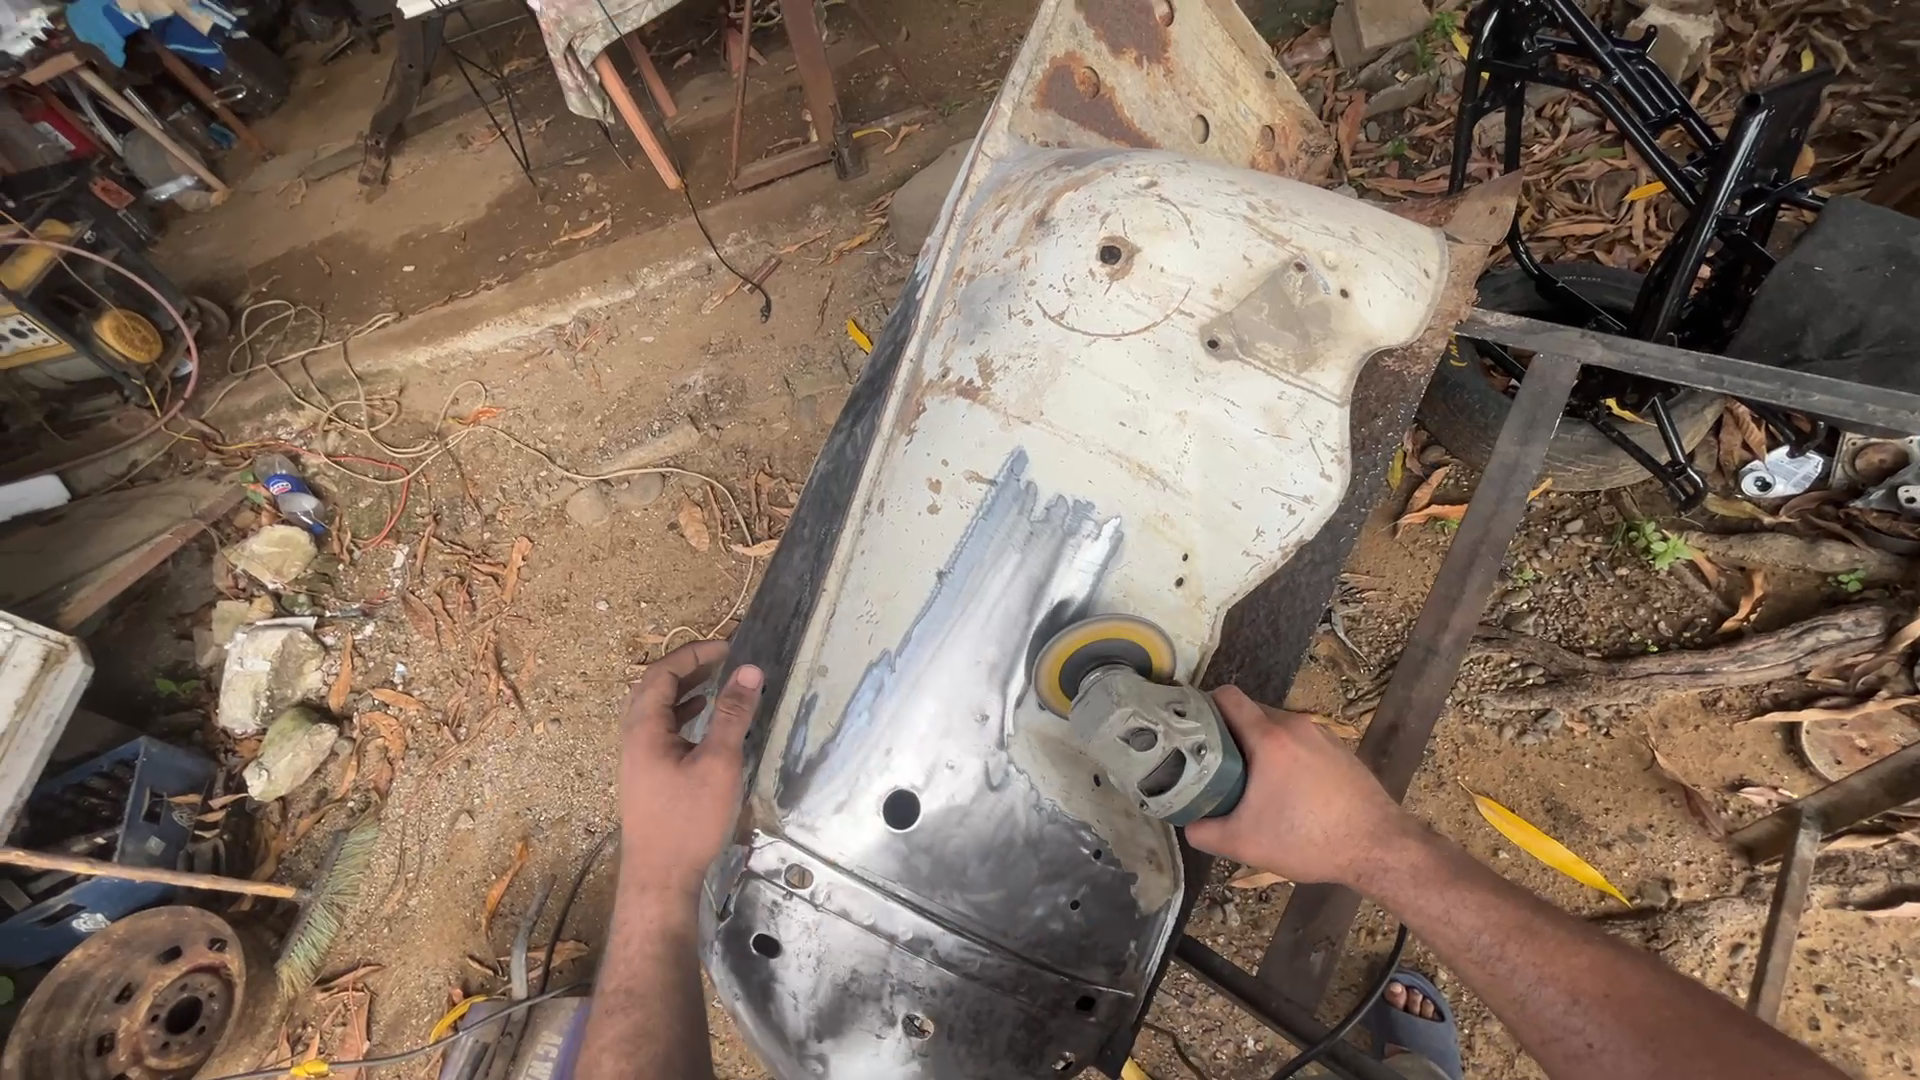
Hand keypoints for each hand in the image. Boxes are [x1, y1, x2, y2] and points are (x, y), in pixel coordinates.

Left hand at [617, 640, 763, 899]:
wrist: (660, 879)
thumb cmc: (688, 819)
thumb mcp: (718, 762)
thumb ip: (733, 714)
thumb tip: (749, 670)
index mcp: (644, 729)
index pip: (661, 673)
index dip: (693, 654)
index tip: (727, 646)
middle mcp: (634, 738)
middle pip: (653, 687)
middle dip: (687, 666)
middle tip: (722, 657)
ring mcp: (638, 758)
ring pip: (655, 708)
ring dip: (684, 688)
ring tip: (716, 680)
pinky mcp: (648, 775)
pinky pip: (661, 728)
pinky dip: (683, 713)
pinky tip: (703, 718)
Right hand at [1185, 687, 1416, 887]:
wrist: (1381, 849)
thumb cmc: (1309, 839)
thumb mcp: (1245, 843)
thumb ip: (1205, 832)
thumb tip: (1188, 823)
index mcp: (1268, 737)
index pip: (1227, 696)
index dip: (1204, 705)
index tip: (1193, 728)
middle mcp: (1294, 726)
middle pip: (1250, 711)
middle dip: (1230, 730)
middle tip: (1217, 761)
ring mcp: (1322, 735)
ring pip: (1277, 726)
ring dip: (1260, 743)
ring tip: (1252, 778)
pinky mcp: (1341, 750)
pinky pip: (1301, 741)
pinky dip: (1288, 755)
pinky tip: (1290, 788)